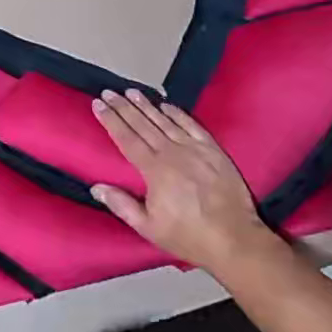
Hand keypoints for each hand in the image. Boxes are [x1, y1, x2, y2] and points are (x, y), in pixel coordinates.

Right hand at [90, 89, 285, 278]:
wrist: (234, 239)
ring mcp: (195, 149)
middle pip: (143, 124)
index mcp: (155, 170)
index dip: (111, 120)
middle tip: (109, 92)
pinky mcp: (213, 150)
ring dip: (147, 105)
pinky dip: (177, 113)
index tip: (98, 104)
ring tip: (132, 92)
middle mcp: (173, 153)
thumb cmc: (188, 236)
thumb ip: (121, 205)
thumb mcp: (149, 228)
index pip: (127, 138)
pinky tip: (166, 105)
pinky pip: (191, 125)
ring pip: (165, 120)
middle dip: (124, 107)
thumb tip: (96, 187)